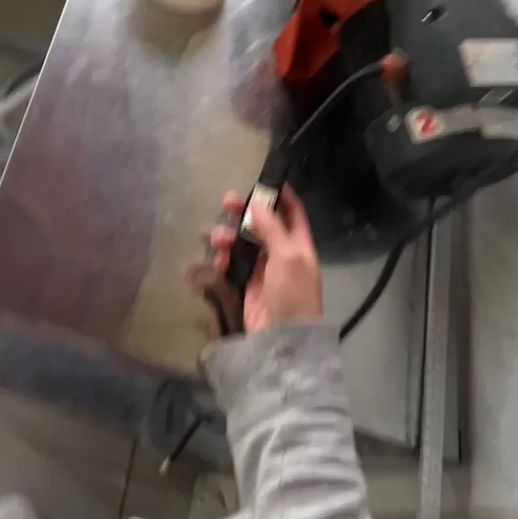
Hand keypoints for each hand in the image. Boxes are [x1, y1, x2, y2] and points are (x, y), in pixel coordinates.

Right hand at [186, 184, 322, 333]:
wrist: (282, 339)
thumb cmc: (292, 292)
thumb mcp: (287, 256)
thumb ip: (271, 227)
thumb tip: (257, 202)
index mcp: (299, 244)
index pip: (293, 213)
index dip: (281, 195)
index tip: (265, 179)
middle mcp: (281, 253)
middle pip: (262, 224)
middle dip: (244, 212)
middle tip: (226, 201)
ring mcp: (263, 269)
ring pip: (243, 242)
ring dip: (229, 236)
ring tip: (218, 240)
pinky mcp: (246, 283)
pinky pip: (232, 262)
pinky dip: (223, 258)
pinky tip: (218, 262)